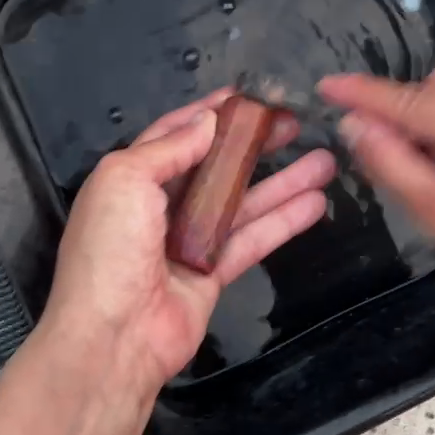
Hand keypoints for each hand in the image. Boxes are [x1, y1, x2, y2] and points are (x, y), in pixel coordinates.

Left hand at [38, 91, 337, 392]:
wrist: (112, 337)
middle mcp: (158, 208)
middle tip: (294, 124)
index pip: (174, 136)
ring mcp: (187, 242)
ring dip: (281, 182)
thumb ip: (167, 148)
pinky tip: (315, 203)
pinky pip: (251, 240)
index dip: (208, 115)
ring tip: (324, 160)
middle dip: (253, 145)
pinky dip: (282, 221)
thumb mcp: (124, 181)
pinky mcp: (212, 274)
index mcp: (129, 180)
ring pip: (241, 203)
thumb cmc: (110, 250)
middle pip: (215, 167)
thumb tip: (205, 121)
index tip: (246, 97)